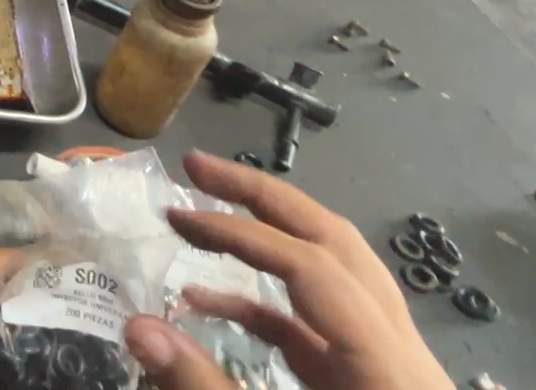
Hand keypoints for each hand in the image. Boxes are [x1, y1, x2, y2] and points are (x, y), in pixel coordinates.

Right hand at [124, 150, 454, 389]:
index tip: (175, 215)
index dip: (242, 232)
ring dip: (265, 236)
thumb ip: (205, 389)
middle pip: (338, 245)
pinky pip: (318, 323)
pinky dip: (261, 299)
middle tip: (196, 167)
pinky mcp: (368, 387)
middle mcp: (400, 356)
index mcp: (388, 371)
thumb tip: (135, 324)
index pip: (313, 266)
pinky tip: (204, 300)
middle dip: (263, 199)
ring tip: (200, 212)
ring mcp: (388, 371)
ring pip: (337, 273)